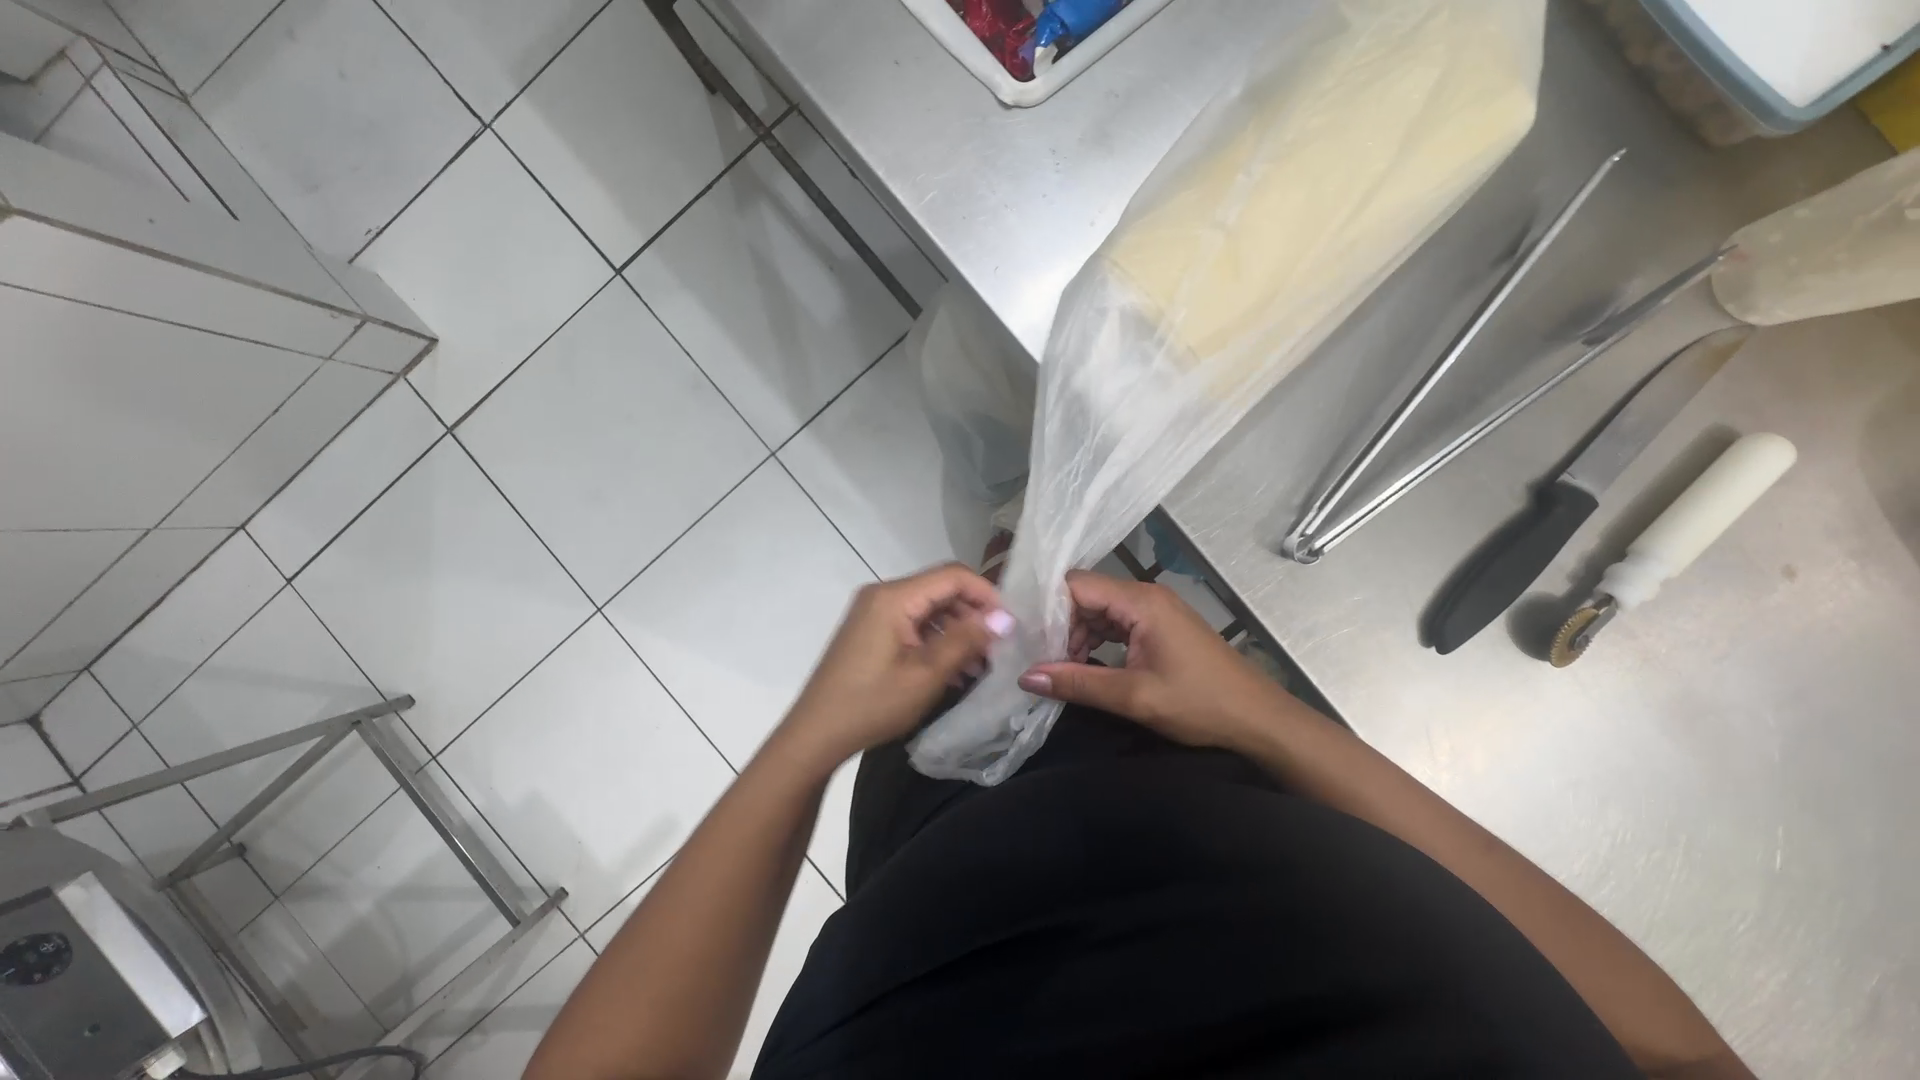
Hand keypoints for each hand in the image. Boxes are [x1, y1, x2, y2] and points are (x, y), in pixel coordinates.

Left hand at [779, 563, 1013, 767]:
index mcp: (893, 597)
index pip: (953, 576)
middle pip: (941, 589)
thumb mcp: (925, 675)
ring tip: (982, 665)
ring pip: (930, 609)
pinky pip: (913, 625)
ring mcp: (874, 613)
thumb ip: (965, 641)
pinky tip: (954, 672)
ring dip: (958, 631)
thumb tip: (1005, 618)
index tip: (1011, 625)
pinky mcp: (871, 632)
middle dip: (974, 614)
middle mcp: (882, 595)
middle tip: (1000, 648)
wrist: (815, 734)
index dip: (987, 595)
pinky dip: (937, 641)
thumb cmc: (871, 704)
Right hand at [1018, 571, 1294, 752]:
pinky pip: (1115, 625)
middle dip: (1057, 625)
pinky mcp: (1159, 628)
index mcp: (1140, 601)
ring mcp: (1154, 611)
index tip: (1021, 635)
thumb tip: (1026, 676)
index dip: (1045, 606)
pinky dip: (1096, 643)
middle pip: (1085, 596)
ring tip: (1056, 668)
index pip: (1075, 584)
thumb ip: (1078, 683)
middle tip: (1034, 657)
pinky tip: (1083, 667)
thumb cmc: (1200, 704)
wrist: (1259, 719)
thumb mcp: (1134, 697)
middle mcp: (1145, 596)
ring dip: (1075, 636)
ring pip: (1098, 611)